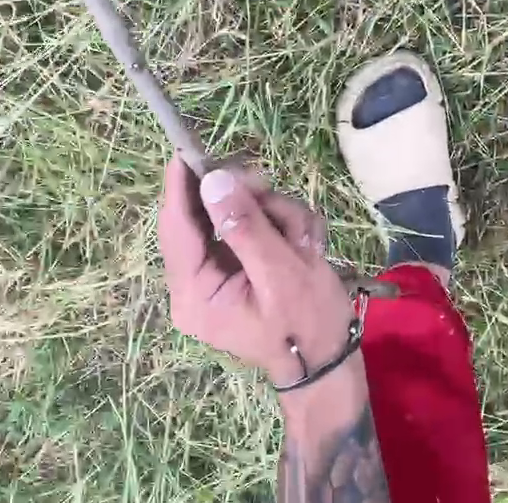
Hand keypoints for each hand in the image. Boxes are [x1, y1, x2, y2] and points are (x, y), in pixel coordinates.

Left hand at [156, 157, 358, 385]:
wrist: (331, 360)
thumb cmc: (307, 325)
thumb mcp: (281, 274)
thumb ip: (246, 227)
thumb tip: (213, 180)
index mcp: (194, 293)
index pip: (176, 227)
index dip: (181, 185)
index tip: (187, 147)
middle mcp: (196, 281)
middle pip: (208, 214)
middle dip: (250, 201)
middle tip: (276, 194)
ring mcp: (218, 272)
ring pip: (237, 213)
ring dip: (275, 213)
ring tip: (305, 239)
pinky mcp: (239, 265)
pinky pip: (253, 224)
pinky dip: (281, 224)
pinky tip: (304, 244)